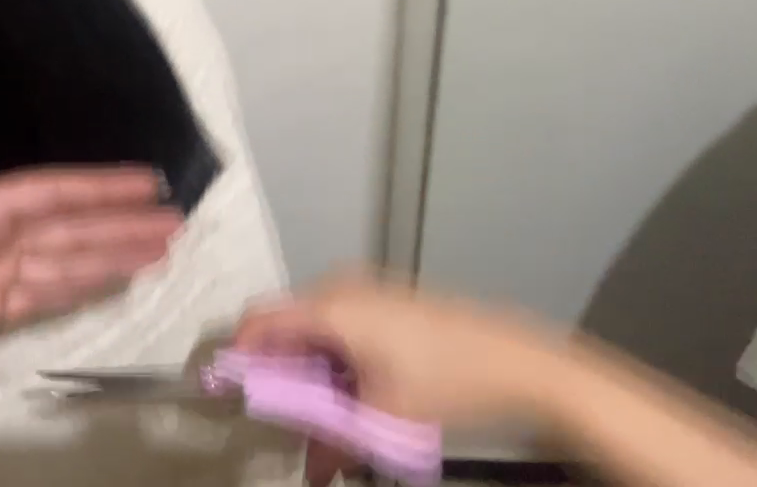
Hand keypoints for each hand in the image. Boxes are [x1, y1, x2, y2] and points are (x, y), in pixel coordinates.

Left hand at [0, 129, 182, 417]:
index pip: (46, 197)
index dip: (96, 189)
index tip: (146, 183)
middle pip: (62, 228)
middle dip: (117, 225)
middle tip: (175, 223)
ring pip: (58, 261)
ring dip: (106, 254)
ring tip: (157, 250)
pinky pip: (40, 295)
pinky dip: (74, 287)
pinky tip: (104, 281)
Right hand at [234, 270, 563, 482]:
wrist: (518, 360)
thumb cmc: (447, 381)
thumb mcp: (386, 419)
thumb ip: (336, 441)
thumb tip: (311, 470)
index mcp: (327, 307)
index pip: (259, 321)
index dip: (241, 356)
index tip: (238, 393)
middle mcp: (337, 288)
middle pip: (285, 325)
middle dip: (281, 372)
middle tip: (290, 417)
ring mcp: (362, 291)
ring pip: (313, 327)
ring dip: (310, 368)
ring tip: (328, 414)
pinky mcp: (383, 300)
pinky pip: (338, 324)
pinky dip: (334, 356)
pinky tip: (356, 391)